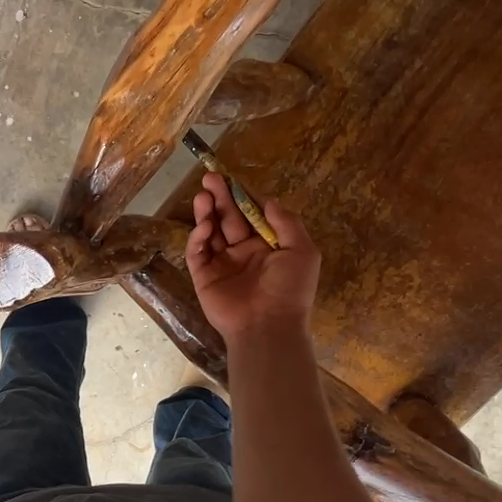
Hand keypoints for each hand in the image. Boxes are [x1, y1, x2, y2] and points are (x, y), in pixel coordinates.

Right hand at [185, 172, 320, 338]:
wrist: (267, 324)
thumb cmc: (290, 288)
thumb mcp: (303, 250)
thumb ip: (287, 222)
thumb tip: (269, 200)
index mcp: (267, 245)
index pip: (251, 214)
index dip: (242, 196)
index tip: (233, 178)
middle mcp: (243, 251)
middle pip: (227, 218)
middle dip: (220, 197)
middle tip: (210, 177)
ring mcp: (221, 263)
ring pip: (210, 232)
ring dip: (206, 212)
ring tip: (202, 194)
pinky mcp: (203, 276)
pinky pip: (198, 252)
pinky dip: (199, 237)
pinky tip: (204, 226)